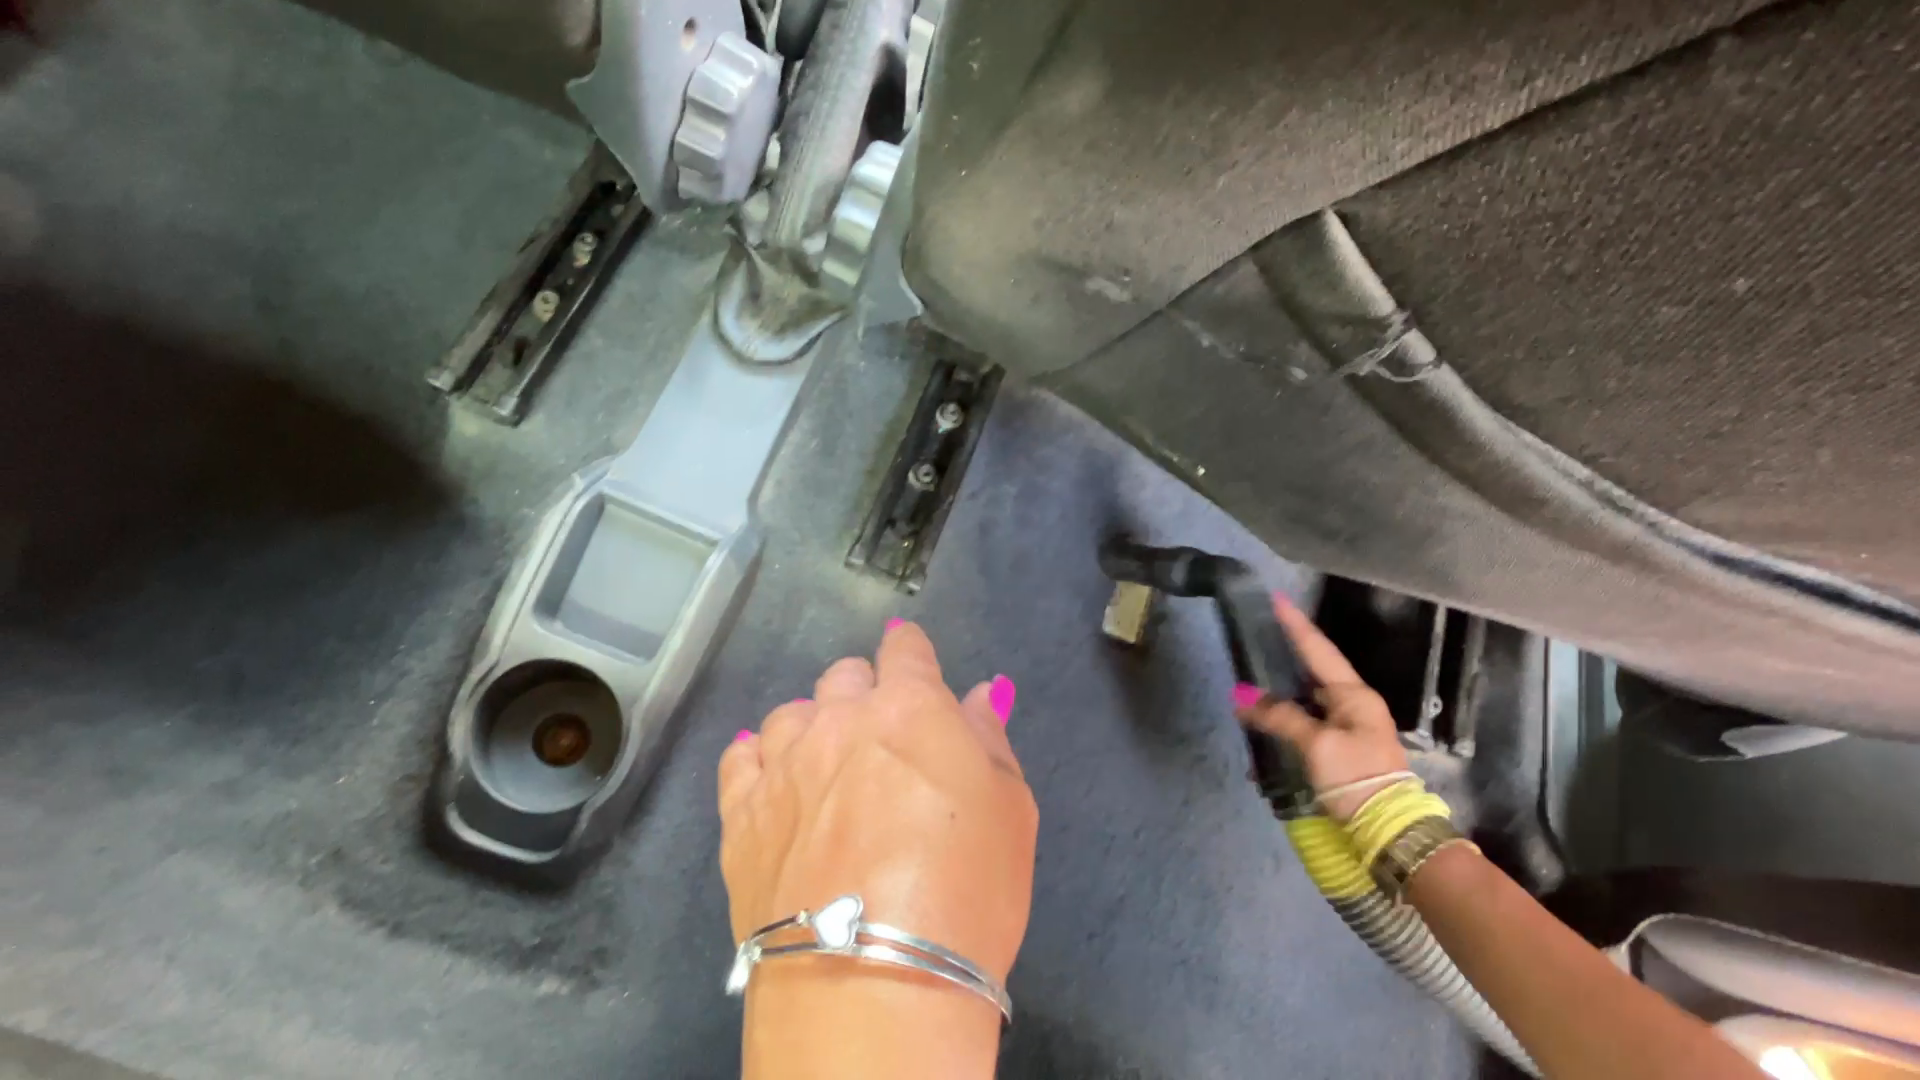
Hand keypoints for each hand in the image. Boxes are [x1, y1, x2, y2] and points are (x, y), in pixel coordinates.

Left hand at [718, 619, 1036, 997]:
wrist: (871, 984)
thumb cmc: (966, 893)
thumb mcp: (1011, 812)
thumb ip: (989, 740)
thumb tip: (979, 694)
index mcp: (909, 709)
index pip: (904, 650)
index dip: (909, 651)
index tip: (911, 661)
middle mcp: (838, 721)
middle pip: (843, 676)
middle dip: (864, 692)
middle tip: (881, 736)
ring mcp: (782, 765)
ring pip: (789, 713)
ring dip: (812, 725)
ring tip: (827, 766)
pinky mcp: (741, 814)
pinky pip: (740, 757)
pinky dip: (758, 757)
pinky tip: (772, 777)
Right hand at [1234, 596, 1410, 819]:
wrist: (1389, 829)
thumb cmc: (1356, 777)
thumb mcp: (1316, 744)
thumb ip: (1280, 717)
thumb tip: (1244, 699)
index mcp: (1355, 695)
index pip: (1319, 650)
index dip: (1296, 625)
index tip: (1277, 599)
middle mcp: (1355, 705)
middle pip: (1314, 672)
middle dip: (1286, 657)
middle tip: (1260, 637)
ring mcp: (1350, 728)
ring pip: (1309, 699)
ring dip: (1282, 693)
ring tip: (1254, 681)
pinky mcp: (1342, 749)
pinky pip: (1308, 722)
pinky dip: (1286, 718)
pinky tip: (1266, 722)